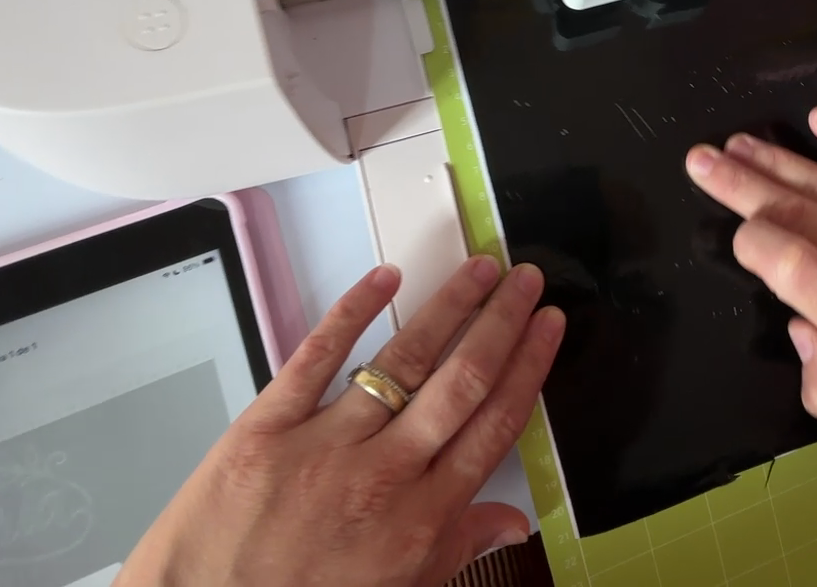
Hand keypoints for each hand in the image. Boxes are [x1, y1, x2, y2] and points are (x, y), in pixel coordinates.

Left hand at [118, 257, 565, 586]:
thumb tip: (515, 521)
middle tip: (526, 279)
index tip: (549, 324)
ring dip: (450, 306)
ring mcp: (324, 446)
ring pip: (405, 359)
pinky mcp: (267, 427)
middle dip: (502, 322)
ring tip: (481, 268)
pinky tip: (387, 279)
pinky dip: (354, 311)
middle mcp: (383, 476)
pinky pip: (318, 358)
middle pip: (462, 381)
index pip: (495, 424)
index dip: (529, 366)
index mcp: (419, 520)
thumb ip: (458, 548)